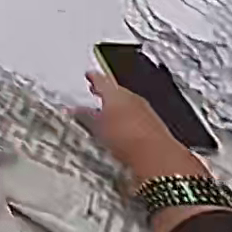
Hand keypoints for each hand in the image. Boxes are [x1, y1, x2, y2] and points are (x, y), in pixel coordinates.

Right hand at [84, 71, 206, 182]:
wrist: (157, 156)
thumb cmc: (124, 137)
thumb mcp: (97, 127)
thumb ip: (85, 116)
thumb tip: (74, 110)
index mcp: (117, 94)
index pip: (102, 81)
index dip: (94, 78)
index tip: (89, 75)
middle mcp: (132, 98)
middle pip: (116, 91)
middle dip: (105, 92)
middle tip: (95, 91)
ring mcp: (145, 111)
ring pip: (127, 103)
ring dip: (115, 106)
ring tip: (104, 112)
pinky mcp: (153, 125)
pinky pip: (135, 115)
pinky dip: (125, 117)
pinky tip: (120, 127)